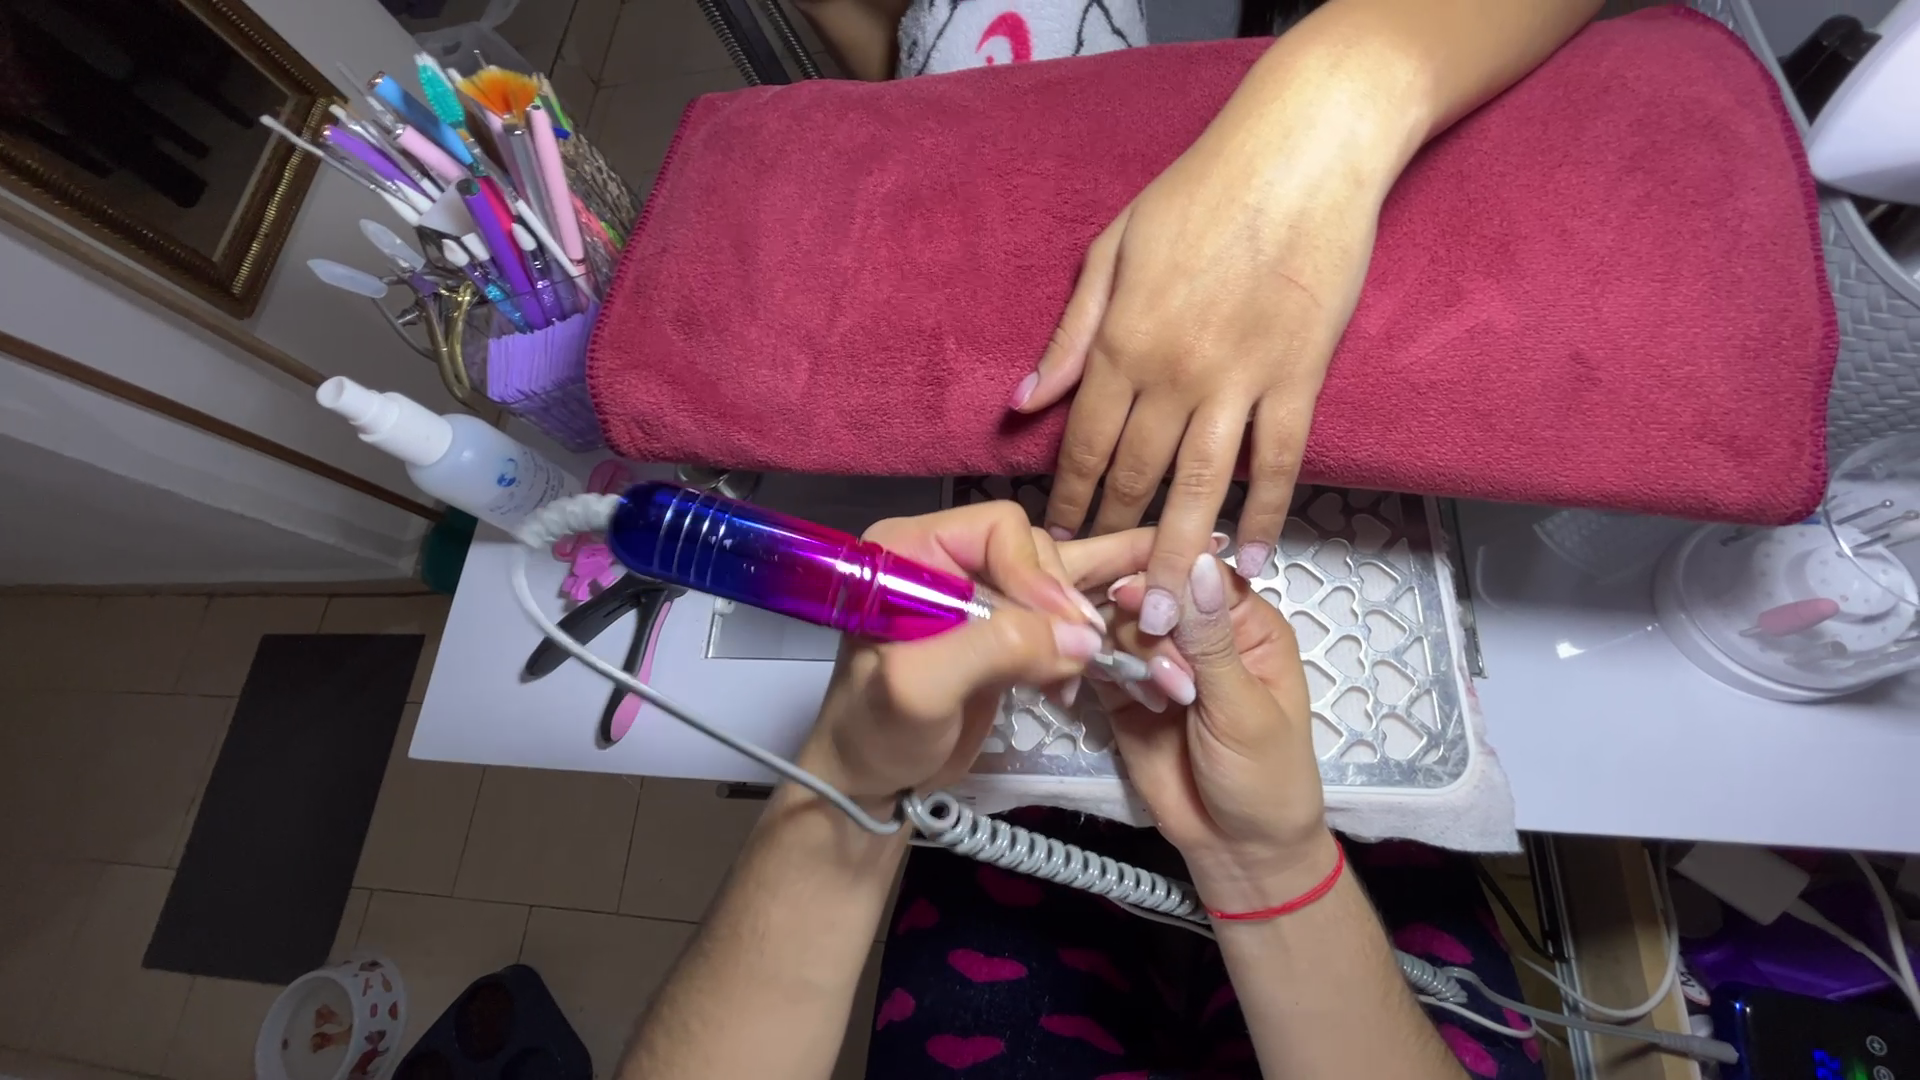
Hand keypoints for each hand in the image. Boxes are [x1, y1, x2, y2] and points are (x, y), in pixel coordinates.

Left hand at [798, 502, 1155, 803]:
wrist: (873, 781)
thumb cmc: (878, 732)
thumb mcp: (923, 688)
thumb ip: (995, 649)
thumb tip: (1080, 637)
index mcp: (911, 550)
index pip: (997, 528)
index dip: (1032, 571)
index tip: (1056, 627)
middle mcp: (944, 561)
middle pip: (1030, 551)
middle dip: (1056, 604)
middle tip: (1074, 657)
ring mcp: (972, 595)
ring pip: (1046, 582)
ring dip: (1067, 628)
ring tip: (1067, 676)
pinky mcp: (994, 630)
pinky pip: (1048, 616)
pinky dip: (1066, 644)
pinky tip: (1065, 680)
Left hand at [1012, 47, 1423, 637]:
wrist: (1299, 153)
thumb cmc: (1195, 196)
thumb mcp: (1110, 251)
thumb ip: (1070, 336)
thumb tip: (1025, 401)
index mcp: (1122, 346)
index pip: (1085, 444)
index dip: (1067, 497)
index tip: (1055, 542)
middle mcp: (1173, 376)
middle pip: (1136, 476)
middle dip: (1112, 537)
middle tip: (1100, 592)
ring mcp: (1240, 383)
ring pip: (1202, 487)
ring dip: (1180, 554)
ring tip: (1166, 612)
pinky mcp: (1299, 380)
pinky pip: (1281, 462)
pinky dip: (1269, 515)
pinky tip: (1255, 560)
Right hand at [1098, 554, 1335, 911]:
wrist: (1233, 848)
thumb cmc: (1264, 776)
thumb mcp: (1243, 708)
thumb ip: (1209, 639)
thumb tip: (1197, 562)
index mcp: (1244, 625)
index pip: (1199, 573)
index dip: (1168, 577)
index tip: (1139, 598)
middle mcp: (1197, 633)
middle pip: (1150, 592)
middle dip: (1147, 626)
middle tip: (1163, 677)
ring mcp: (1156, 660)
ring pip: (1119, 622)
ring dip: (1128, 654)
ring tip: (1155, 699)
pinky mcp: (1123, 688)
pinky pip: (1099, 658)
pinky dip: (1099, 669)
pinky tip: (1121, 696)